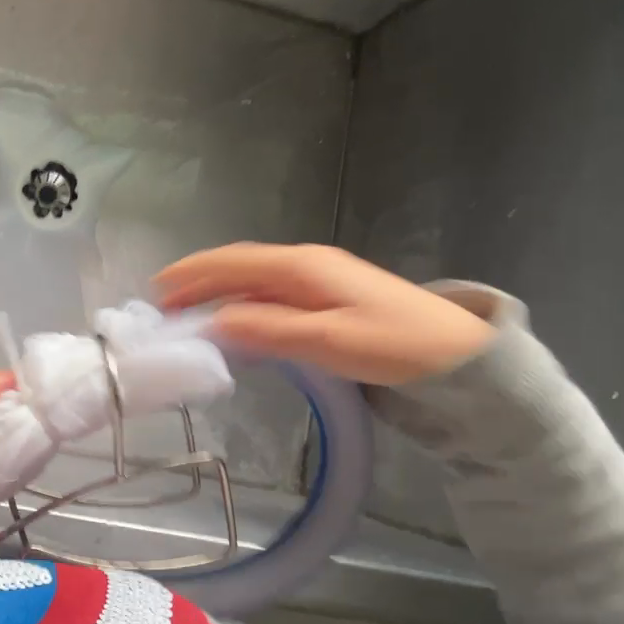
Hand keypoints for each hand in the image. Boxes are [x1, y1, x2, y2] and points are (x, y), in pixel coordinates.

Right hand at [153, 243, 494, 384]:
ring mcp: (321, 282)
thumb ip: (268, 330)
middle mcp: (308, 266)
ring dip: (219, 294)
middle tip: (164, 304)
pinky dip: (243, 306)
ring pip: (255, 282)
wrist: (466, 360)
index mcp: (303, 267)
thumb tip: (212, 322)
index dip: (193, 273)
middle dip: (200, 280)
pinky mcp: (331, 302)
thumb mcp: (330, 342)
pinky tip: (235, 323)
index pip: (234, 263)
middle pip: (241, 267)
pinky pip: (272, 296)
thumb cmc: (398, 347)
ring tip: (189, 313)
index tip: (157, 289)